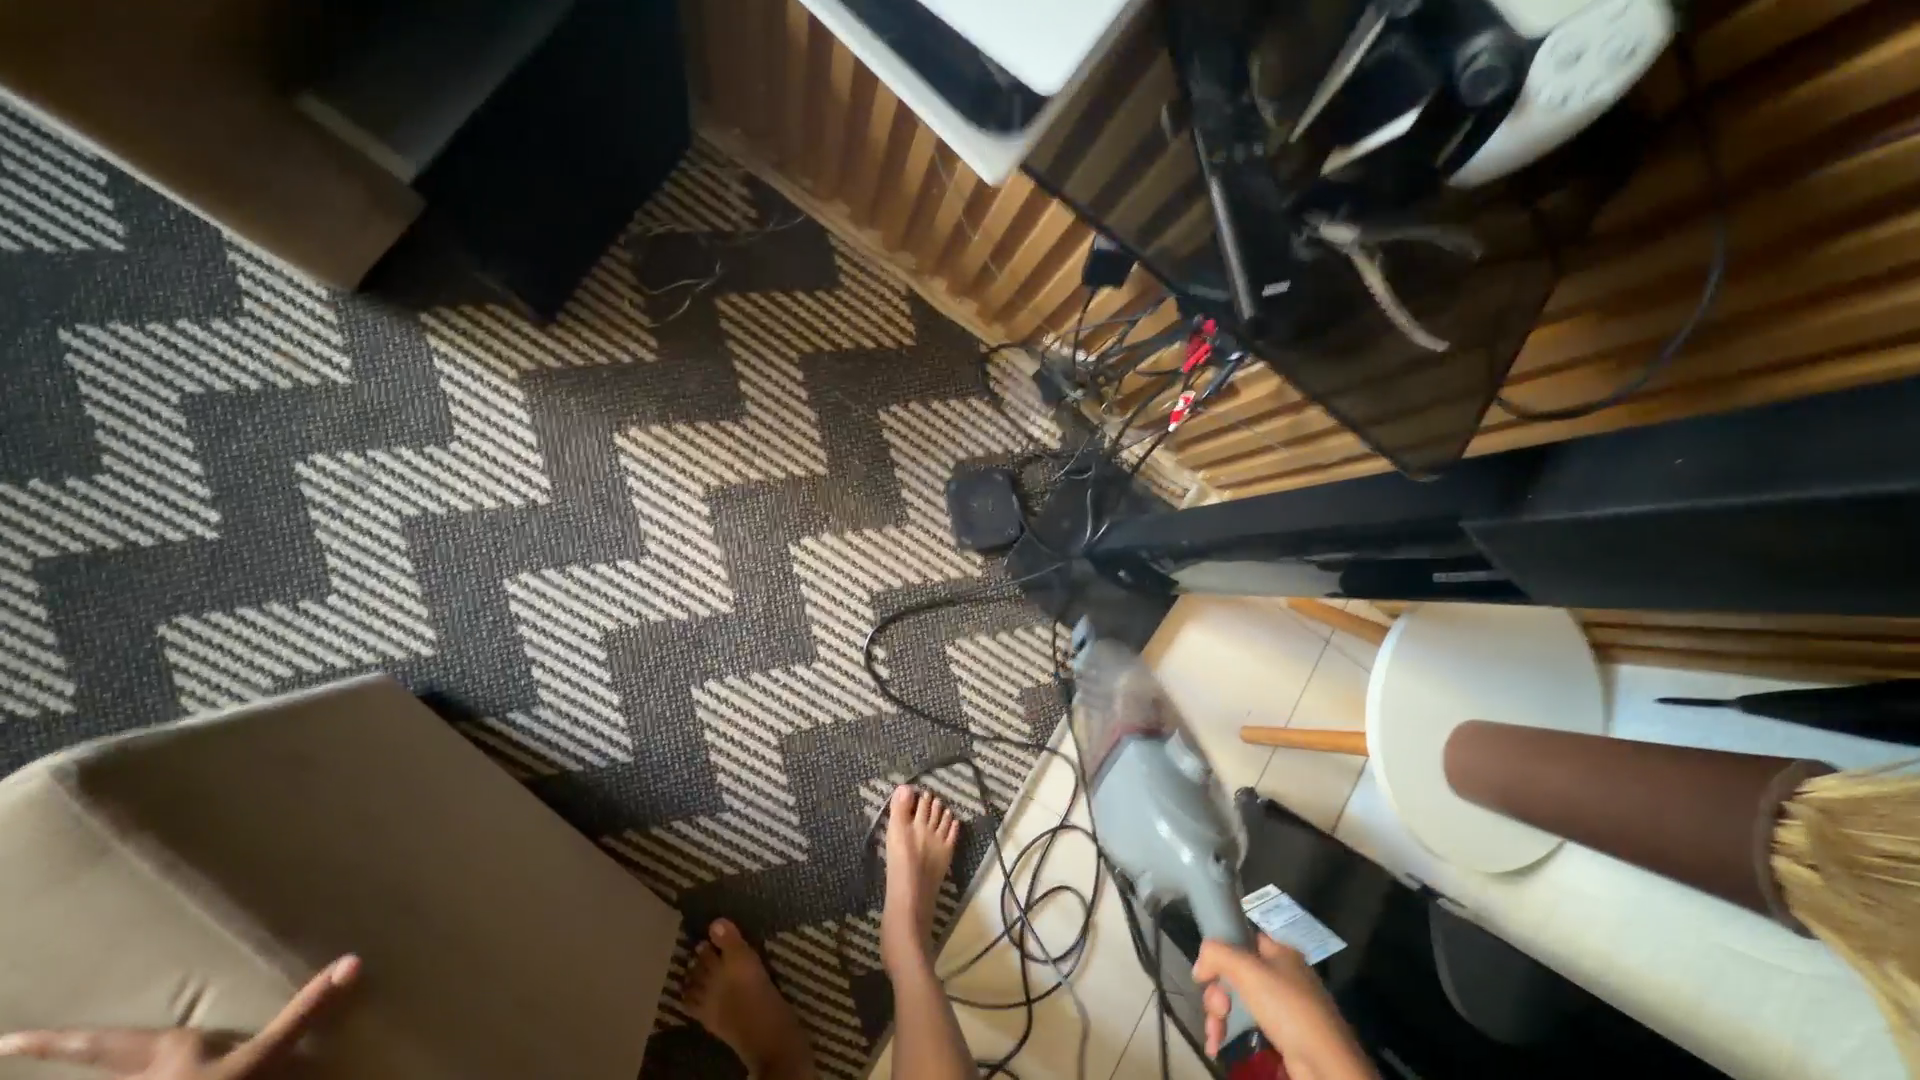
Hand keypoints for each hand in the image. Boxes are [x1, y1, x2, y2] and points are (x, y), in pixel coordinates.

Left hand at [0, 955, 359, 1078]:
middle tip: (22, 1047)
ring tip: (83, 1076)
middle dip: (69, 1057)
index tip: (6, 1039)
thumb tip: (353, 961)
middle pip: (98, 1072)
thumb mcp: (265, 1058)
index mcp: (165, 1055)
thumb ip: (303, 1013)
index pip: (107, 1043)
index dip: (59, 1041)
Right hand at [1192, 936, 1374, 1079]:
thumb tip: (1199, 966)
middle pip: (1235, 972)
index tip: (1206, 973)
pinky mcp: (1281, 1031)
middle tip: (1218, 1009)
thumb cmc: (1288, 1008)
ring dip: (1219, 1015)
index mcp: (1279, 952)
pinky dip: (1229, 1031)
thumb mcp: (1249, 971)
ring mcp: (1282, 1004)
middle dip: (1217, 992)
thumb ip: (1218, 955)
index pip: (1242, 938)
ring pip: (1238, 999)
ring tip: (1214, 1035)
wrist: (1325, 1062)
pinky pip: (1247, 1022)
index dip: (1220, 952)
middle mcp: (1282, 974)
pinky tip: (1217, 1044)